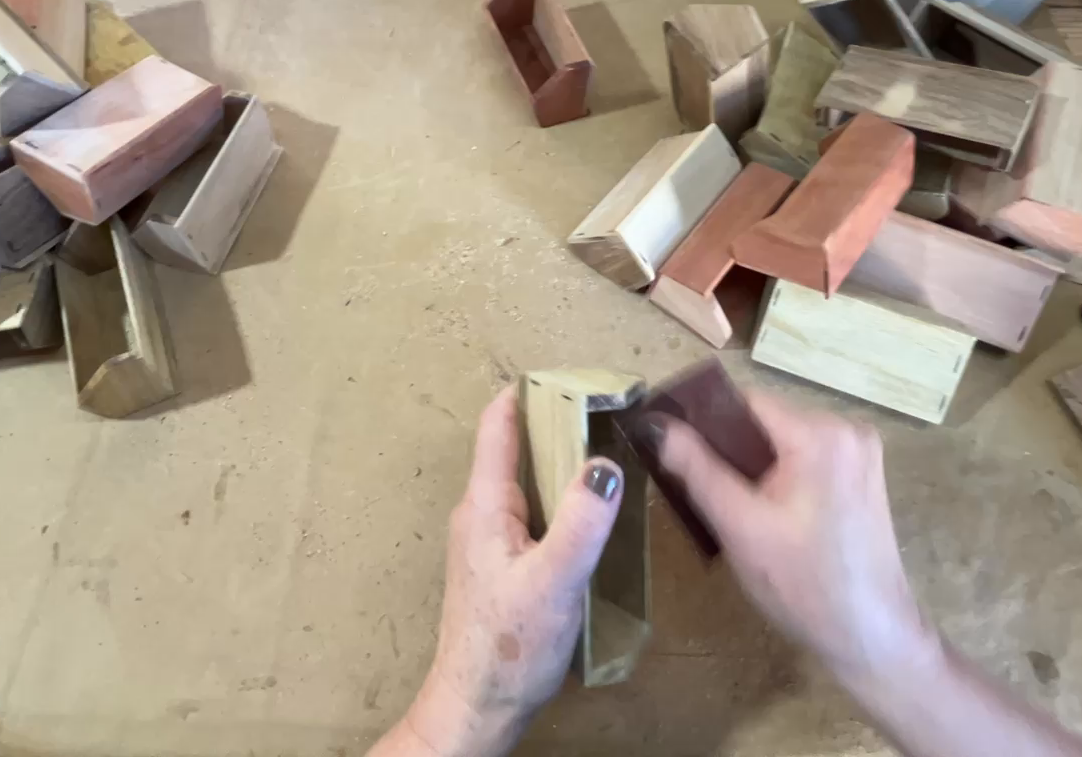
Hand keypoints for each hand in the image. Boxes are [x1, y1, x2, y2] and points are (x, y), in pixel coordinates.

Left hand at [377, 387, 624, 756]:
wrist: (476, 705)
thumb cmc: (510, 644)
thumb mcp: (554, 580)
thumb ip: (581, 522)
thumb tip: (604, 463)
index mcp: (485, 502)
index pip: (498, 425)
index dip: (527, 393)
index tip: (569, 376)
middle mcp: (479, 509)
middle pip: (512, 445)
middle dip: (552, 421)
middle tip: (602, 411)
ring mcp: (486, 534)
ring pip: (522, 476)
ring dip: (555, 457)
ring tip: (601, 449)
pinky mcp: (497, 558)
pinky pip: (527, 504)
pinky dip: (554, 489)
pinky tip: (583, 505)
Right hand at [648, 389, 934, 682]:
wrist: (874, 643)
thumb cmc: (805, 586)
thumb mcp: (739, 526)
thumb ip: (695, 467)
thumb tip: (655, 423)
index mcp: (820, 434)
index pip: (744, 401)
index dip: (702, 418)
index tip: (670, 442)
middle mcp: (846, 429)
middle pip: (763, 419)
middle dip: (725, 446)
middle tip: (692, 480)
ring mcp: (858, 452)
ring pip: (779, 438)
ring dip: (747, 461)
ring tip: (722, 498)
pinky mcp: (860, 473)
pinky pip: (800, 455)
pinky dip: (773, 472)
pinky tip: (757, 506)